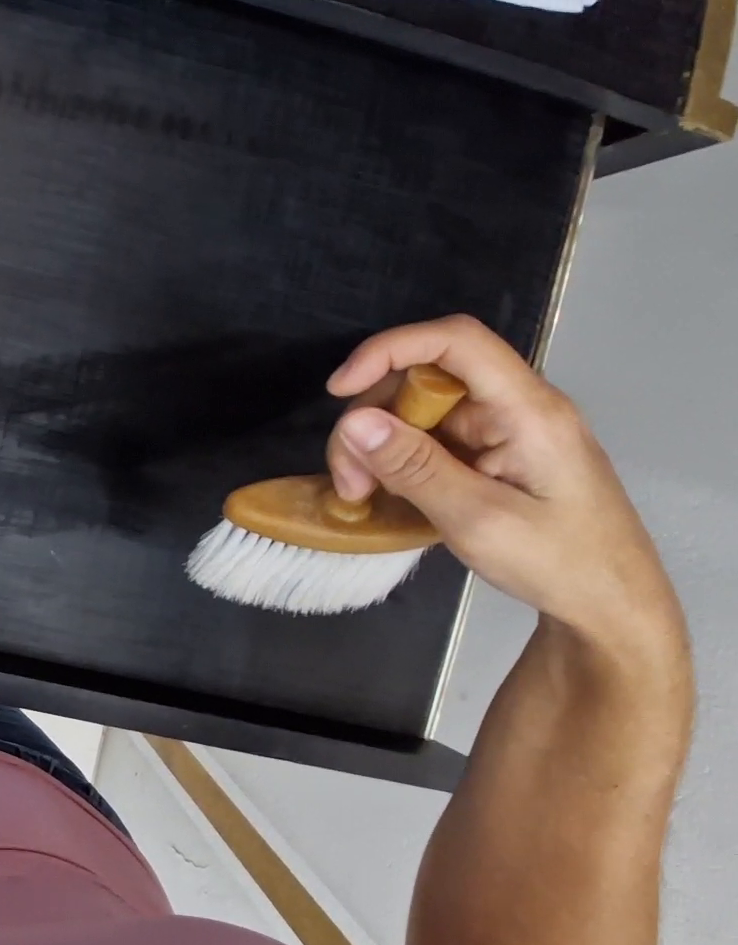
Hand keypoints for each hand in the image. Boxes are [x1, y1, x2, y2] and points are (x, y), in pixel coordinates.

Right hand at [324, 315, 681, 649]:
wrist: (605, 602)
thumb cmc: (556, 562)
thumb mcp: (476, 518)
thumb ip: (414, 467)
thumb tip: (353, 421)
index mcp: (526, 411)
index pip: (455, 342)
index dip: (389, 351)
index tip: (339, 392)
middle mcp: (511, 408)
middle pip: (418, 380)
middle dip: (367, 422)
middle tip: (350, 482)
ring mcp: (496, 430)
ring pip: (410, 411)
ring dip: (371, 448)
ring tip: (361, 495)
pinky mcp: (482, 453)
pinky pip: (419, 439)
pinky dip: (387, 462)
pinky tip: (379, 494)